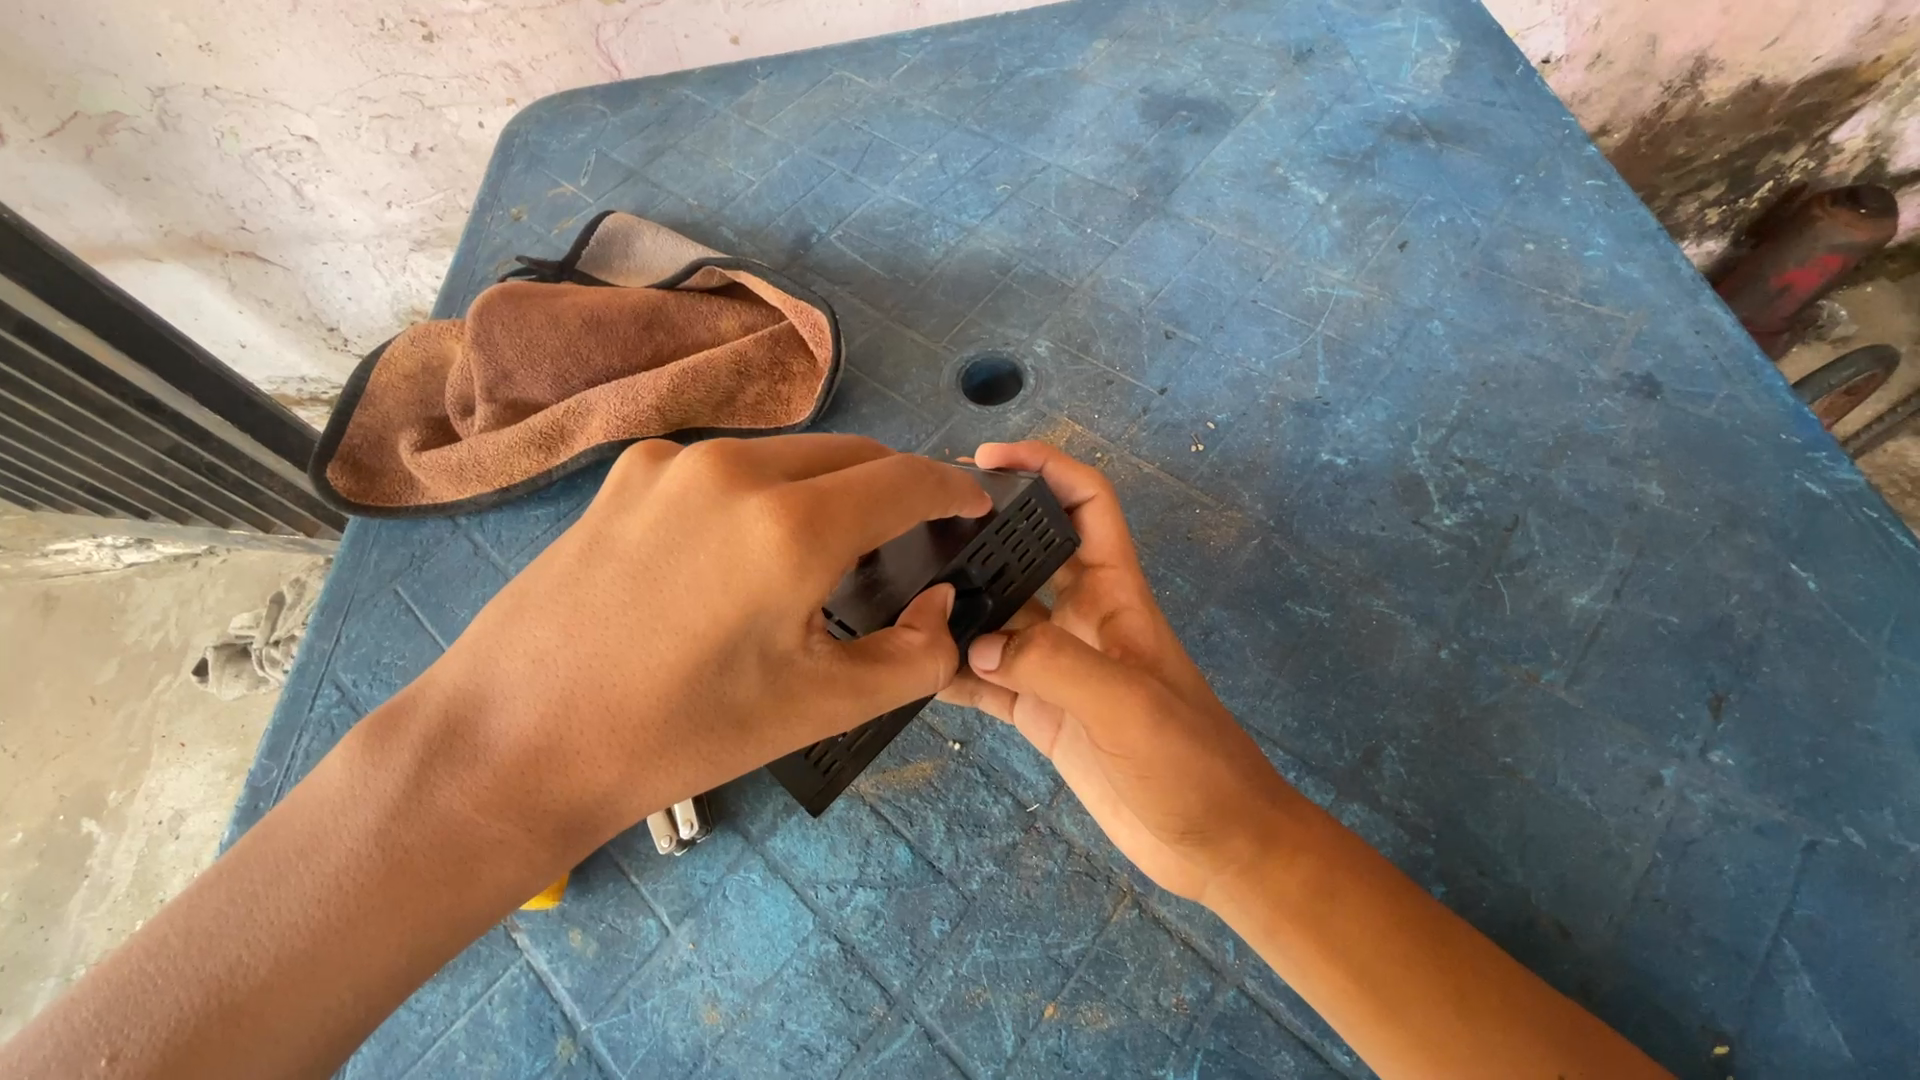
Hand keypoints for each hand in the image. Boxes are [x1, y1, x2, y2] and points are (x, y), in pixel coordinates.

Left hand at [419, 434, 990, 849]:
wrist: (515, 740)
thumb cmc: (680, 735)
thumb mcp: (820, 708)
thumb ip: (915, 655)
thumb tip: (941, 603)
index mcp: (791, 527)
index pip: (907, 480)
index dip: (953, 489)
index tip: (975, 507)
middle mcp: (736, 469)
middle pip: (854, 456)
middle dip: (896, 489)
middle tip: (907, 543)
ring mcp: (673, 462)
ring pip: (791, 456)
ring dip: (831, 489)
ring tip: (824, 554)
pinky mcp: (627, 472)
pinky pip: (729, 467)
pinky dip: (766, 494)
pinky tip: (740, 553)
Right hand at [939, 442, 1296, 903]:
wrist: (1214, 841)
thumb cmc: (1191, 762)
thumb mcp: (1128, 704)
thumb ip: (1052, 665)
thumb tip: (975, 644)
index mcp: (1115, 595)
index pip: (1086, 505)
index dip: (1046, 468)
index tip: (988, 459)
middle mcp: (1080, 621)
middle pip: (1025, 557)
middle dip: (980, 537)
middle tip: (912, 531)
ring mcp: (1057, 668)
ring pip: (996, 621)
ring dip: (956, 609)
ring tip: (895, 599)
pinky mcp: (1041, 714)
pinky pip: (986, 683)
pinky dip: (953, 675)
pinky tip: (913, 672)